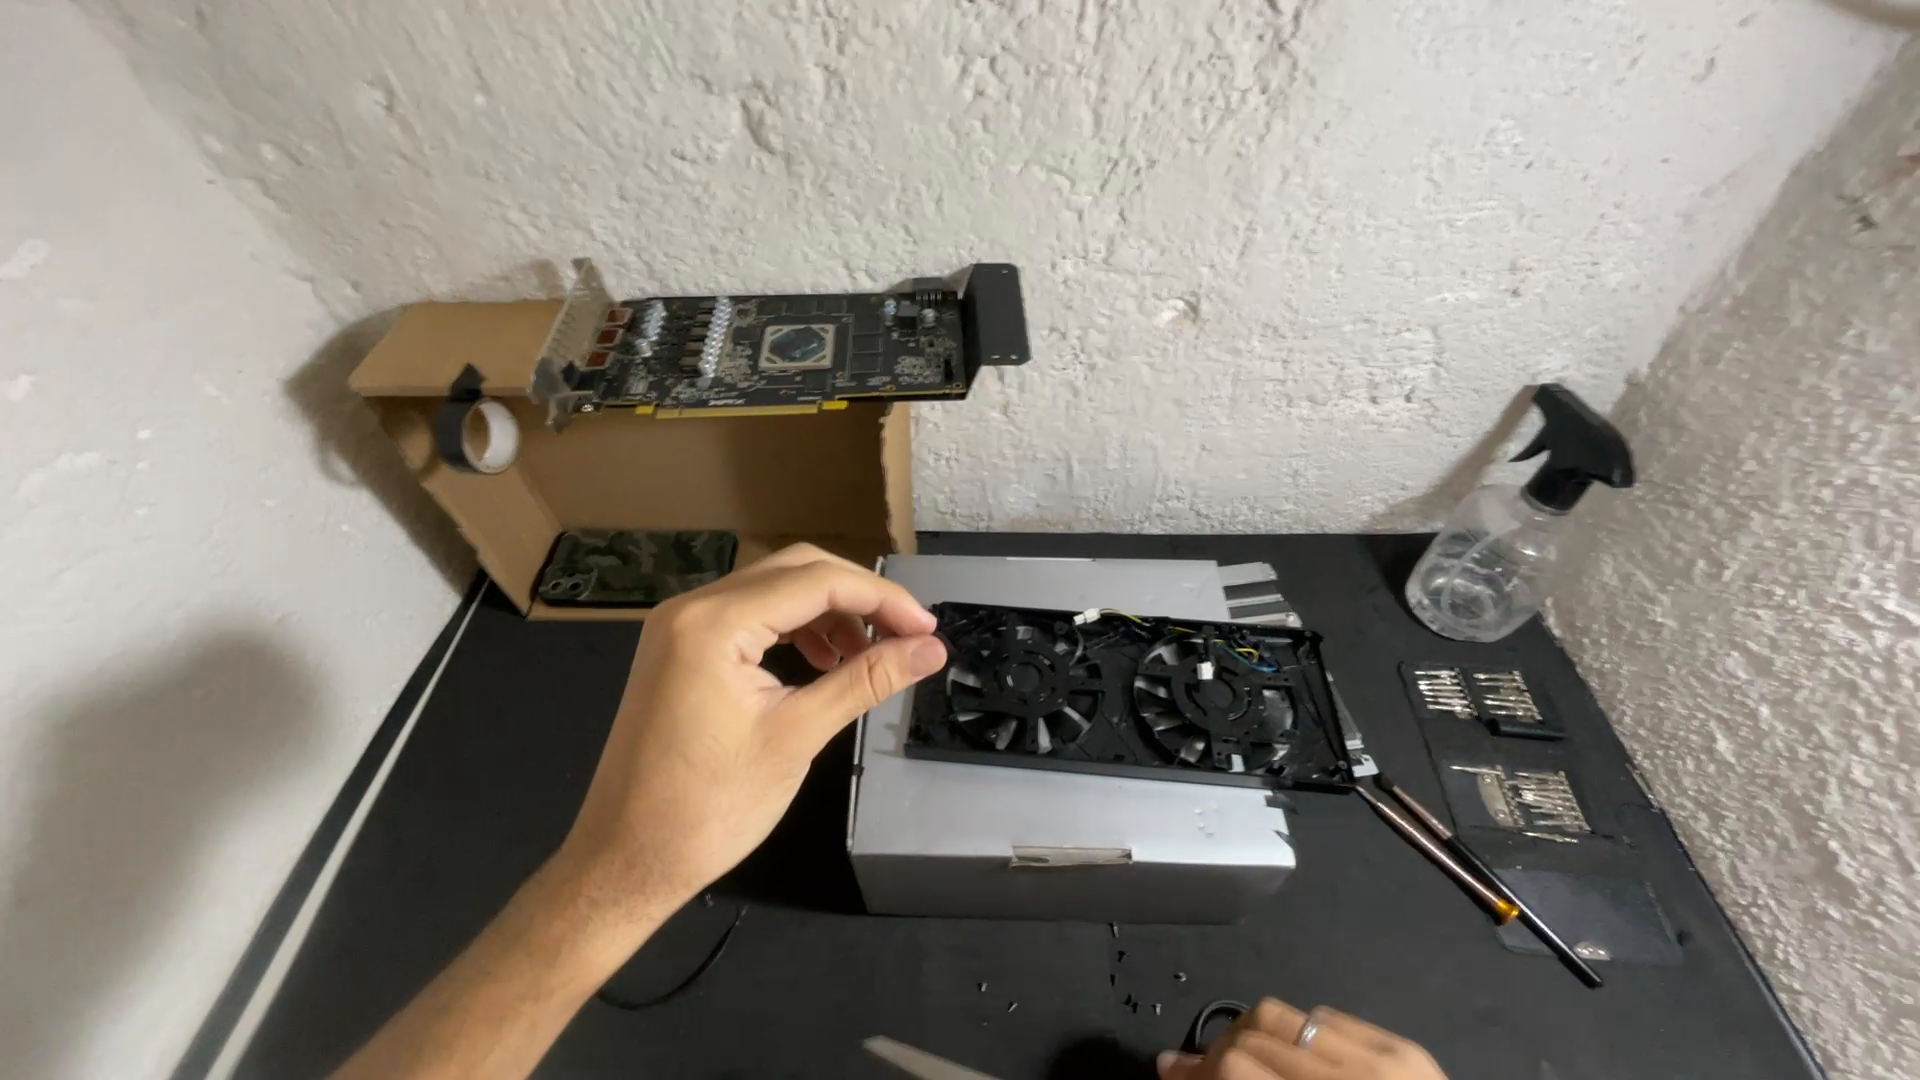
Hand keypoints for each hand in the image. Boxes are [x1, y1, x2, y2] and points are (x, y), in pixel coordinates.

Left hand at [552, 543, 946, 924]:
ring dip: (828, 613)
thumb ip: (867, 680)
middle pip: (796, 570)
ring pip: (774, 590)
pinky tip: (823, 663)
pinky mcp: (680, 647)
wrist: (625, 861)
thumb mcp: (798, 736)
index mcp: (714, 622)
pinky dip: (795, 629)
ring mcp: (681, 625)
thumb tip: (932, 650)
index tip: (927, 630)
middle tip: (905, 635)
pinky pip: (751, 616)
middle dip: (858, 597)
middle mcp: (692, 606)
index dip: (882, 599)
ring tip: (867, 656)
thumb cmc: (710, 808)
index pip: (817, 582)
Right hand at [1159, 999, 1447, 1079]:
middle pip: (1256, 1031)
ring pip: (1286, 1013)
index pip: (1240, 1068)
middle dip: (1217, 1049)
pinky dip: (1300, 1034)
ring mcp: (1385, 1058)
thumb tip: (1187, 1073)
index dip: (1197, 1069)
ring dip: (1251, 1032)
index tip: (1170, 1073)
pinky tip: (1298, 1059)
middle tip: (1198, 1069)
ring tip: (1241, 1056)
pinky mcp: (1406, 1048)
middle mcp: (1354, 1077)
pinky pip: (1328, 1016)